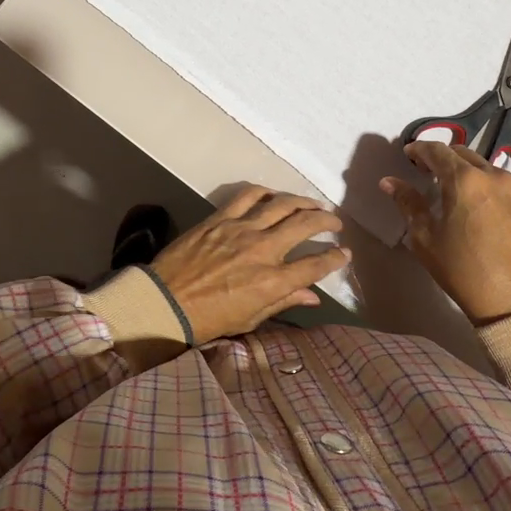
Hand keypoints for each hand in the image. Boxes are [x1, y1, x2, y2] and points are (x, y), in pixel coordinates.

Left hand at [149, 187, 350, 341]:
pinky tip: (274, 195)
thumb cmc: (209, 319)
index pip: (315, 265)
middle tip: (335, 222)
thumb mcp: (251, 319)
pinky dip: (265, 191)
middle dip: (326, 220)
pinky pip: (248, 195)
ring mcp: (241, 229)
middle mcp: (262, 250)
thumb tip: (312, 295)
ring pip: (281, 204)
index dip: (335, 258)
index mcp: (272, 281)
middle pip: (304, 225)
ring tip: (312, 204)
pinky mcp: (220, 217)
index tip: (344, 253)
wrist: (166, 302)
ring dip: (302, 201)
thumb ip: (283, 301)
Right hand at [381, 141, 510, 323]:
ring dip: (472, 175)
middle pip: (465, 155)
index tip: (409, 155)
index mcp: (465, 180)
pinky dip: (494, 193)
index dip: (419, 149)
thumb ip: (408, 203)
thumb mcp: (425, 238)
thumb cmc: (463, 270)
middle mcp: (496, 177)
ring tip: (462, 196)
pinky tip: (488, 215)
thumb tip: (389, 181)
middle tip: (431, 174)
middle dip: (445, 160)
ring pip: (490, 171)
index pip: (437, 150)